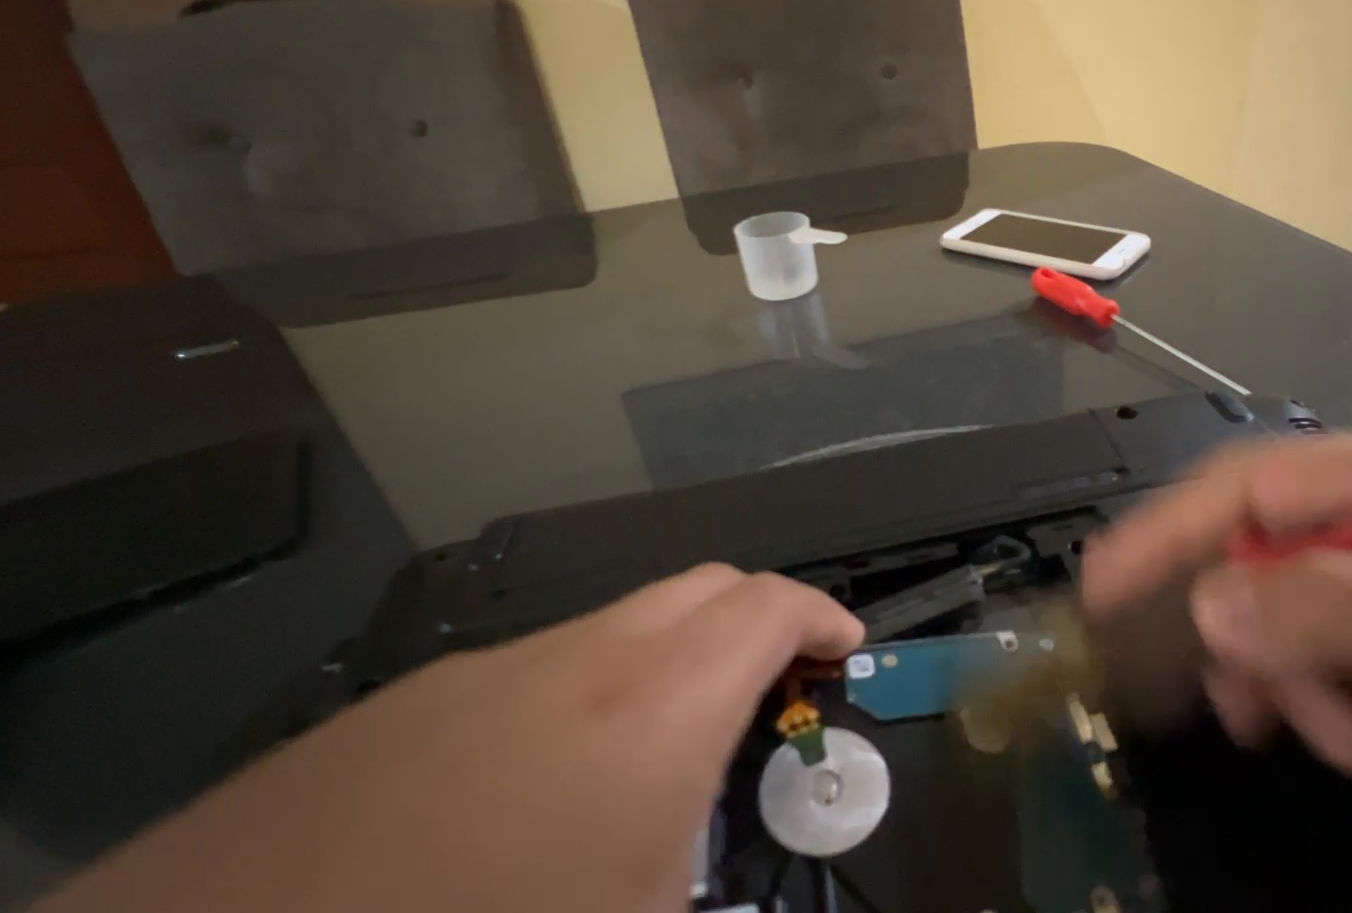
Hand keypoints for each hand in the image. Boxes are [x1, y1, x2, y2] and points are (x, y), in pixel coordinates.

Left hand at [37, 565, 863, 912]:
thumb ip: (704, 868)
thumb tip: (707, 851)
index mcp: (651, 710)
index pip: (767, 607)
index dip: (821, 616)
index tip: (845, 648)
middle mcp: (573, 663)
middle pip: (698, 589)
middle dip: (756, 621)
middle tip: (778, 688)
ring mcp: (478, 676)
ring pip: (612, 627)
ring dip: (666, 661)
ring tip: (665, 754)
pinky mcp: (398, 711)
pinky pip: (529, 670)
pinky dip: (583, 694)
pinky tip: (543, 790)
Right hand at [1083, 429, 1351, 889]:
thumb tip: (1210, 611)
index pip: (1246, 487)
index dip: (1163, 530)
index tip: (1097, 587)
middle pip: (1251, 563)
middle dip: (1247, 645)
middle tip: (1242, 717)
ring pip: (1278, 633)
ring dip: (1304, 701)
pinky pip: (1320, 678)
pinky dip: (1345, 728)